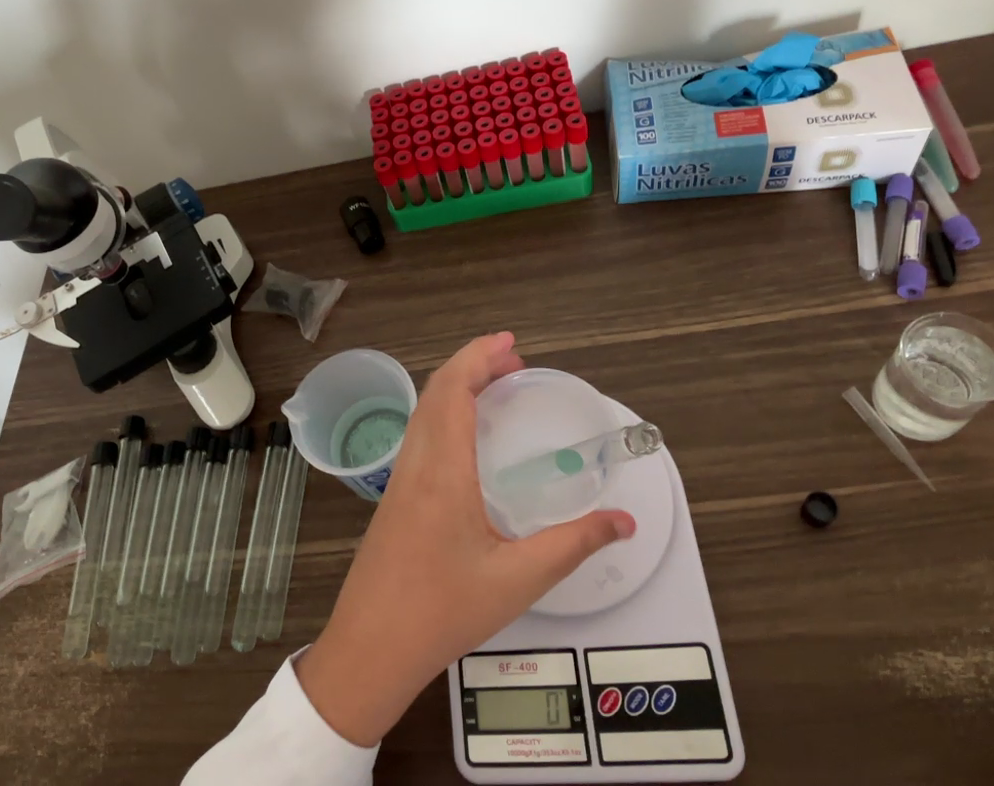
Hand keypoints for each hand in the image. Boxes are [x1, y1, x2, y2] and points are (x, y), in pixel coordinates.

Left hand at [296, 332, 635, 745]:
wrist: (370, 649)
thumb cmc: (441, 612)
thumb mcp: (517, 580)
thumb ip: (573, 545)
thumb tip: (622, 523)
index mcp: (441, 473)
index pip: (452, 392)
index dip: (478, 358)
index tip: (509, 343)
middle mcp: (414, 466)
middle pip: (434, 394)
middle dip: (472, 366)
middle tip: (514, 364)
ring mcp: (398, 483)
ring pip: (422, 414)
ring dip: (455, 390)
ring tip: (496, 390)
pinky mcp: (393, 501)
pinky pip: (418, 438)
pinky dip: (444, 416)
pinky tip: (467, 441)